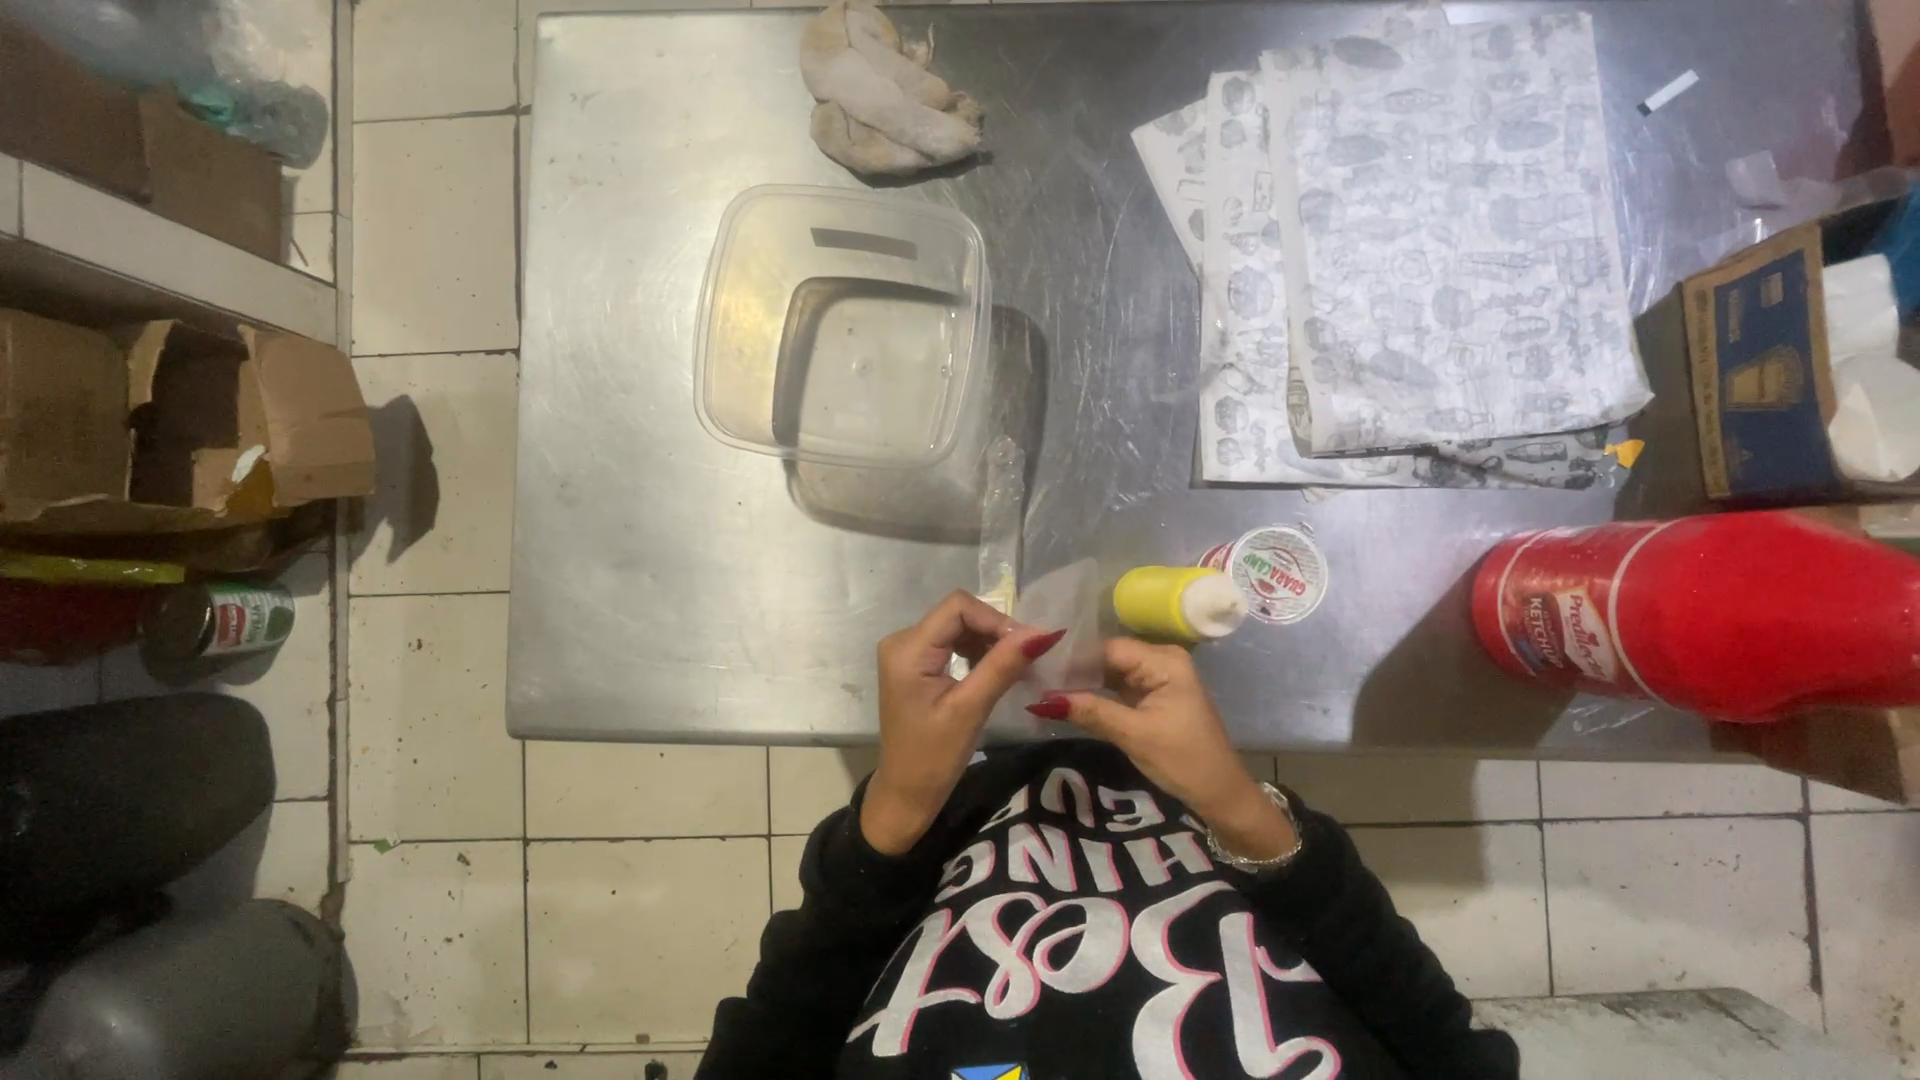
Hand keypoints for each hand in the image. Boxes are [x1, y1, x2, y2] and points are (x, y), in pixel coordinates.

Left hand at [862, 591, 1063, 854]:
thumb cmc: (934, 757)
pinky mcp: (915, 663)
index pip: (958, 607)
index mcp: (907, 648)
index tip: (1027, 645)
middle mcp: (902, 640)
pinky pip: (951, 642)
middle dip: (994, 631)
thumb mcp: (971, 709)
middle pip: (958, 614)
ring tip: (1014, 667)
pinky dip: (976, 651)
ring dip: (988, 641)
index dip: (996, 619)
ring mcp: (907, 651)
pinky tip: (994, 671)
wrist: (906, 792)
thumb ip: (1003, 666)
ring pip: (958, 626)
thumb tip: (1043, 632)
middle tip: (1026, 658)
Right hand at [1032, 639, 1295, 860]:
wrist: (1221, 795)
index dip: (1072, 656)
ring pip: (1109, 672)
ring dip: (1080, 681)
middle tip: (1032, 675)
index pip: (1108, 648)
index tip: (1036, 663)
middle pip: (1107, 656)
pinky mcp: (1152, 696)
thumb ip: (1090, 712)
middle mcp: (1161, 660)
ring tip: (1040, 684)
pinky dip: (1095, 693)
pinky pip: (1116, 687)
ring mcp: (1157, 678)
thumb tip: (1041, 699)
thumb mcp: (1135, 736)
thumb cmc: (1184, 761)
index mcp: (1164, 661)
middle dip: (1073, 668)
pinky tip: (1066, 697)